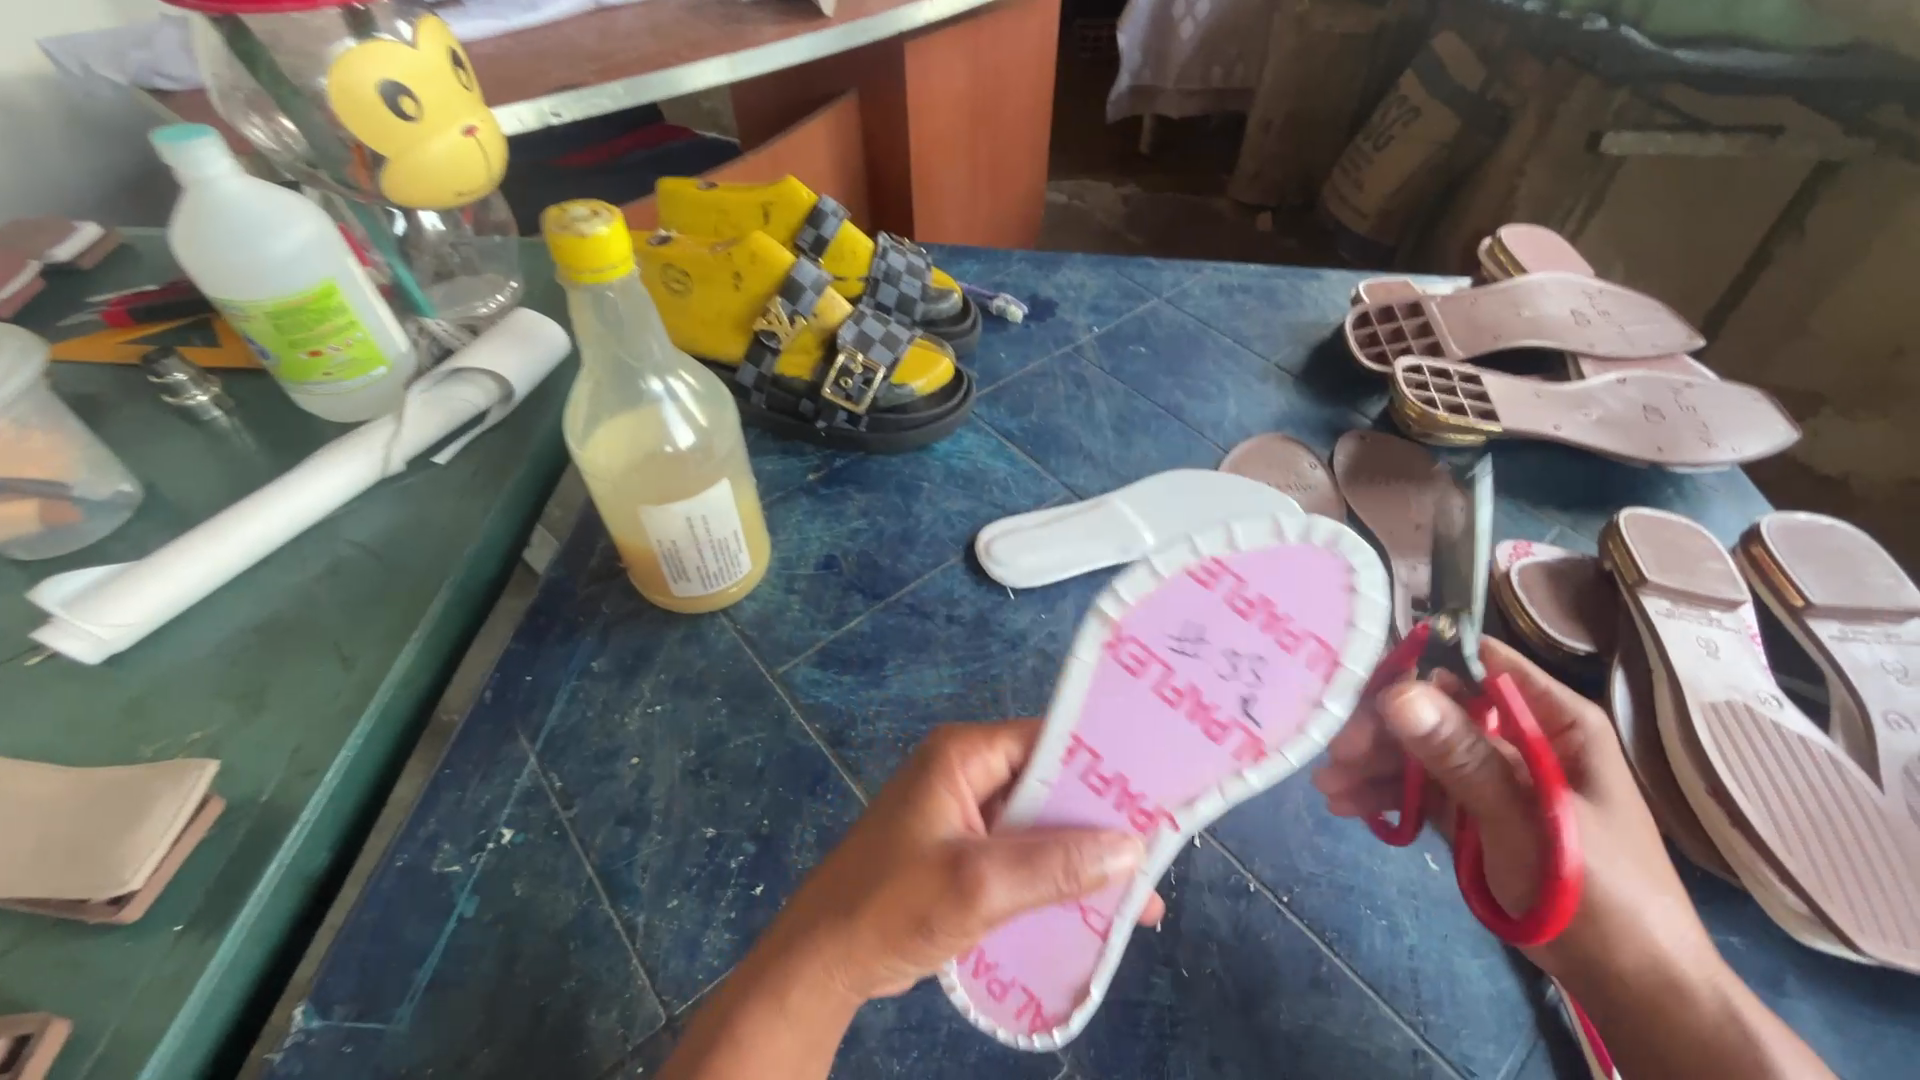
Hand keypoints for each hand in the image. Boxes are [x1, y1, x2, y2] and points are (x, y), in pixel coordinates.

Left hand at [764, 720, 1165, 1004]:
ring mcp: (963, 814)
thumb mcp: (978, 883)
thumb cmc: (892, 905)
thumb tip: (1130, 848)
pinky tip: (1092, 909)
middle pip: (1049, 784)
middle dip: (1099, 821)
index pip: (1048, 740)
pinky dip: (1053, 876)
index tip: (1156, 793)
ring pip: (1039, 824)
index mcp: (963, 756)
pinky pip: (1021, 854)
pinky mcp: (962, 852)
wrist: (825, 960)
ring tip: (1140, 896)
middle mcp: (966, 774)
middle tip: (1159, 853)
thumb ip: (1054, 863)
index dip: (1102, 764)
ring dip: (1081, 856)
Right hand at [1311, 638, 1719, 982]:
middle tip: (1336, 755)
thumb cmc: (1600, 893)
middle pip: (1433, 709)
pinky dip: (1384, 794)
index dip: (1417, 670)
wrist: (1628, 981)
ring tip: (1329, 788)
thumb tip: (1398, 694)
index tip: (1363, 694)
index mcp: (1551, 720)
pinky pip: (1418, 787)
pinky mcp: (1470, 810)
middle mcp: (1516, 735)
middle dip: (1382, 729)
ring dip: (1372, 764)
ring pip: (1418, 749)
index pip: (1475, 666)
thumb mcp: (1527, 820)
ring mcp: (1490, 773)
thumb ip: (1463, 757)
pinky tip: (1347, 806)